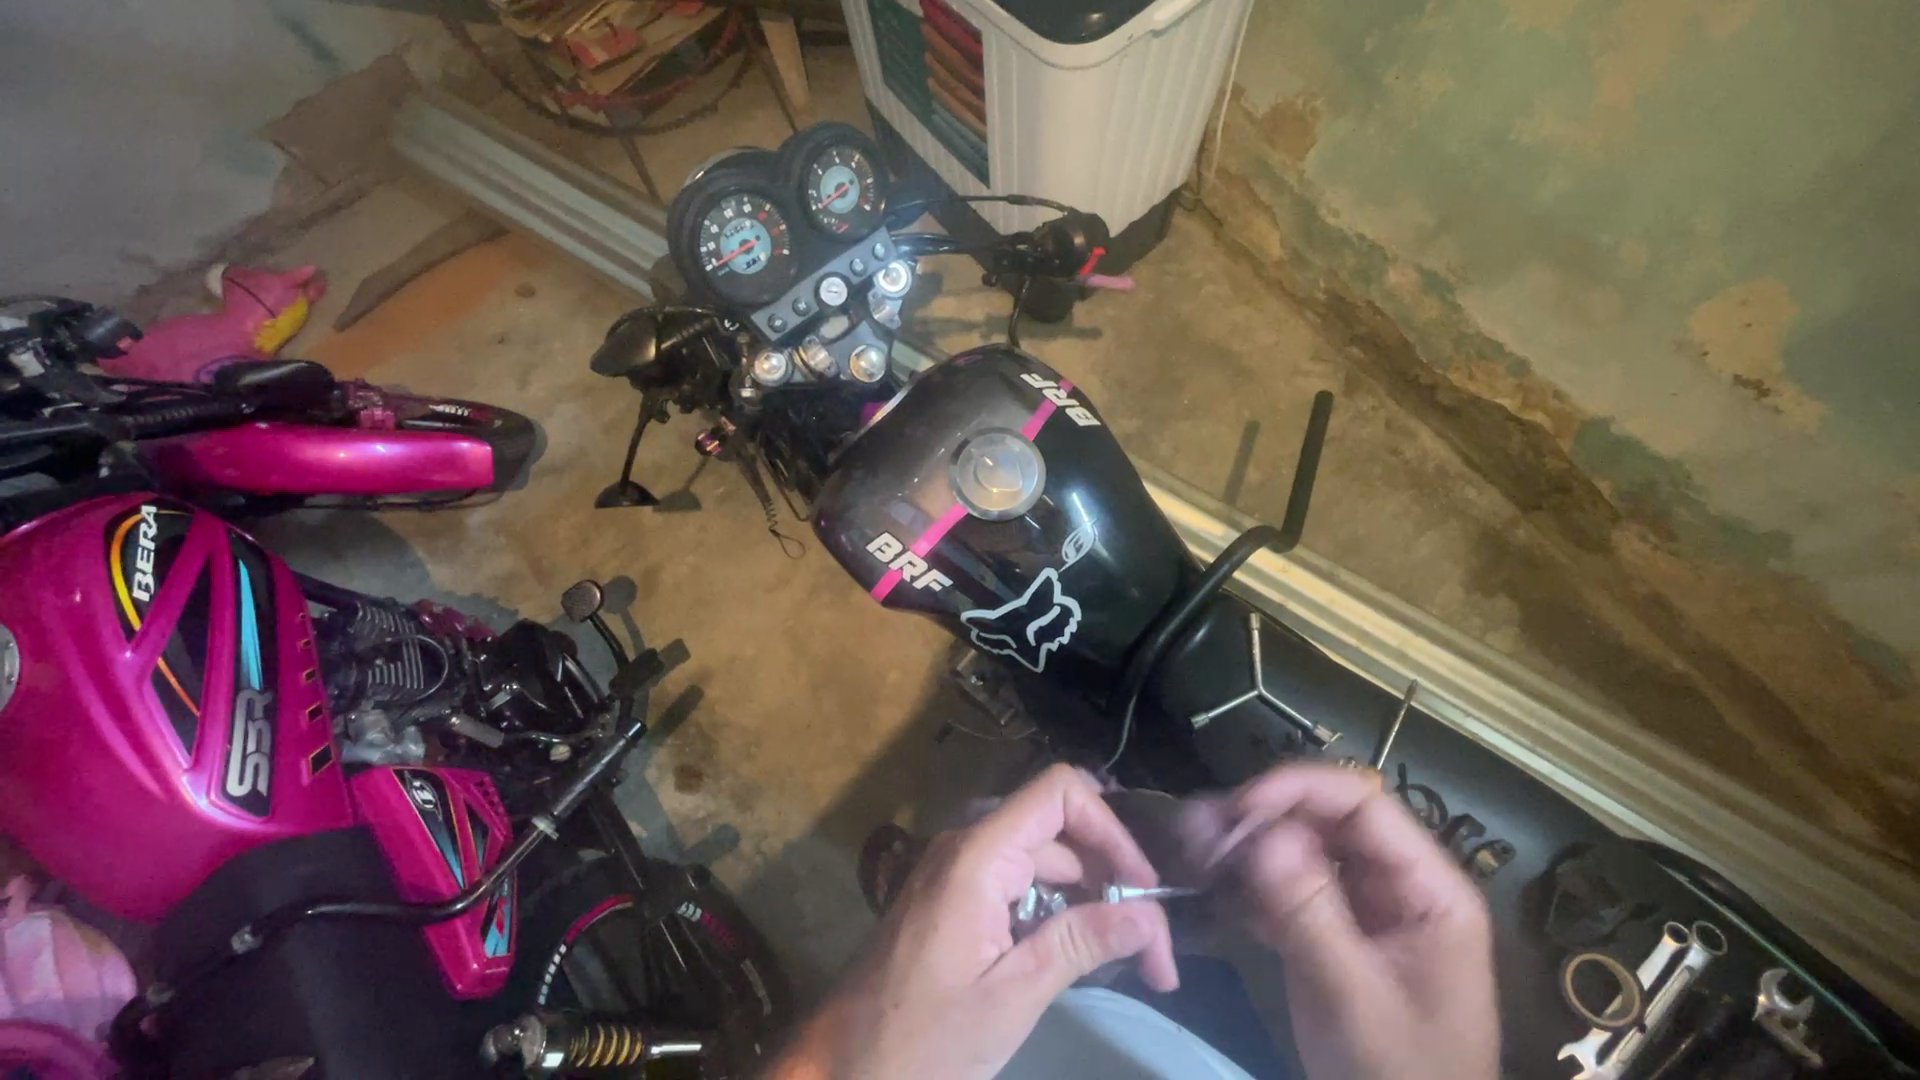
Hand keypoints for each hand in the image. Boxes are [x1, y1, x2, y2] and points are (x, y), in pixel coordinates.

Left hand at [768, 765, 1179, 1079]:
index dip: (1109, 827)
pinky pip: (1017, 881)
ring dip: (1088, 897)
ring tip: (1130, 954)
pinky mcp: (954, 895)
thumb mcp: (1012, 994)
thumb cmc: (922, 1036)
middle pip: (1056, 828)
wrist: (843, 1064)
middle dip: (1110, 874)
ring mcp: (957, 869)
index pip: (1057, 792)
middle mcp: (967, 845)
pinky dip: (1054, 908)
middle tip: (1150, 944)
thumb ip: (1079, 943)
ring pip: (1041, 858)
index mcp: (978, 854)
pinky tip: (1077, 951)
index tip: (1142, 887)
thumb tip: (1149, 917)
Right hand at [1218, 765, 1497, 1079]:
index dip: (1299, 791)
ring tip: (1197, 848)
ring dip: (1248, 844)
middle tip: (1202, 829)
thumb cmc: (1399, 1074)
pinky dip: (1250, 880)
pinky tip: (1215, 884)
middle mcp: (1396, 882)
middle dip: (1263, 816)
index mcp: (1427, 888)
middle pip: (1325, 818)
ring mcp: (1363, 905)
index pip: (1362, 804)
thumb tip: (1262, 833)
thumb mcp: (1354, 997)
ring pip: (1301, 846)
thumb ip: (1310, 913)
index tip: (1239, 808)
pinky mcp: (1333, 928)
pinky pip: (1289, 883)